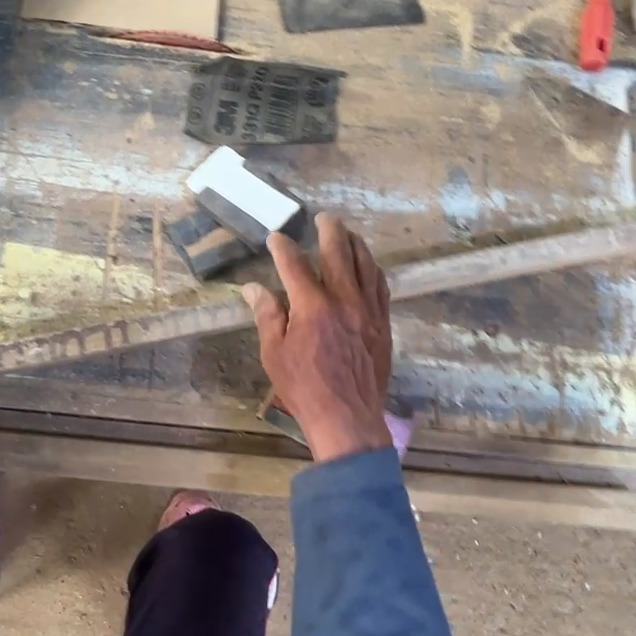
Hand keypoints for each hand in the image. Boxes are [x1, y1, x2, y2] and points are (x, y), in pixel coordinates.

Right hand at [243, 213, 393, 462]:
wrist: (347, 418)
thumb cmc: (304, 388)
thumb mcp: (274, 354)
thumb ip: (267, 315)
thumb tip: (253, 289)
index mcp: (312, 306)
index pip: (295, 265)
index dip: (283, 247)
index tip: (275, 237)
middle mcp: (344, 300)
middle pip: (338, 253)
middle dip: (329, 231)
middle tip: (323, 218)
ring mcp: (368, 311)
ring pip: (366, 265)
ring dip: (356, 244)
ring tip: (348, 233)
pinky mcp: (382, 324)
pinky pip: (381, 286)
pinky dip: (373, 269)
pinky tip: (369, 265)